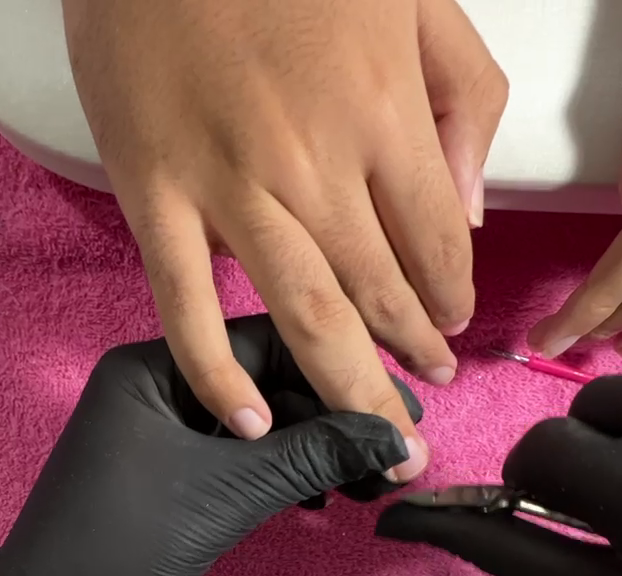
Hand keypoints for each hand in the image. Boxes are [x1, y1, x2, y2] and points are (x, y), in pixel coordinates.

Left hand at [0, 316, 416, 575]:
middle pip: (263, 386)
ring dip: (309, 453)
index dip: (339, 372)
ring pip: (254, 428)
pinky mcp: (165, 474)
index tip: (403, 405)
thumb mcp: (224, 495)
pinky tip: (320, 496)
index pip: (265, 344)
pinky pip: (233, 460)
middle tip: (395, 450)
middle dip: (329, 421)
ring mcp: (159, 432)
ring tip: (368, 480)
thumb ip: (313, 458)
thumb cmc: (124, 544)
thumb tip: (402, 441)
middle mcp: (156, 385)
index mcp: (154, 366)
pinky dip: (276, 476)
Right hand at [63, 0, 506, 479]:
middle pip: (379, 295)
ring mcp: (227, 189)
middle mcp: (313, 163)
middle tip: (420, 411)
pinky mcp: (154, 200)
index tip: (450, 332)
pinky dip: (215, 374)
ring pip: (302, 314)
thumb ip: (458, 96)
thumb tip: (467, 209)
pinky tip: (250, 422)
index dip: (449, 301)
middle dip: (409, 362)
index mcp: (381, 107)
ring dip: (347, 386)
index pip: (435, 242)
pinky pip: (187, 307)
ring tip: (372, 432)